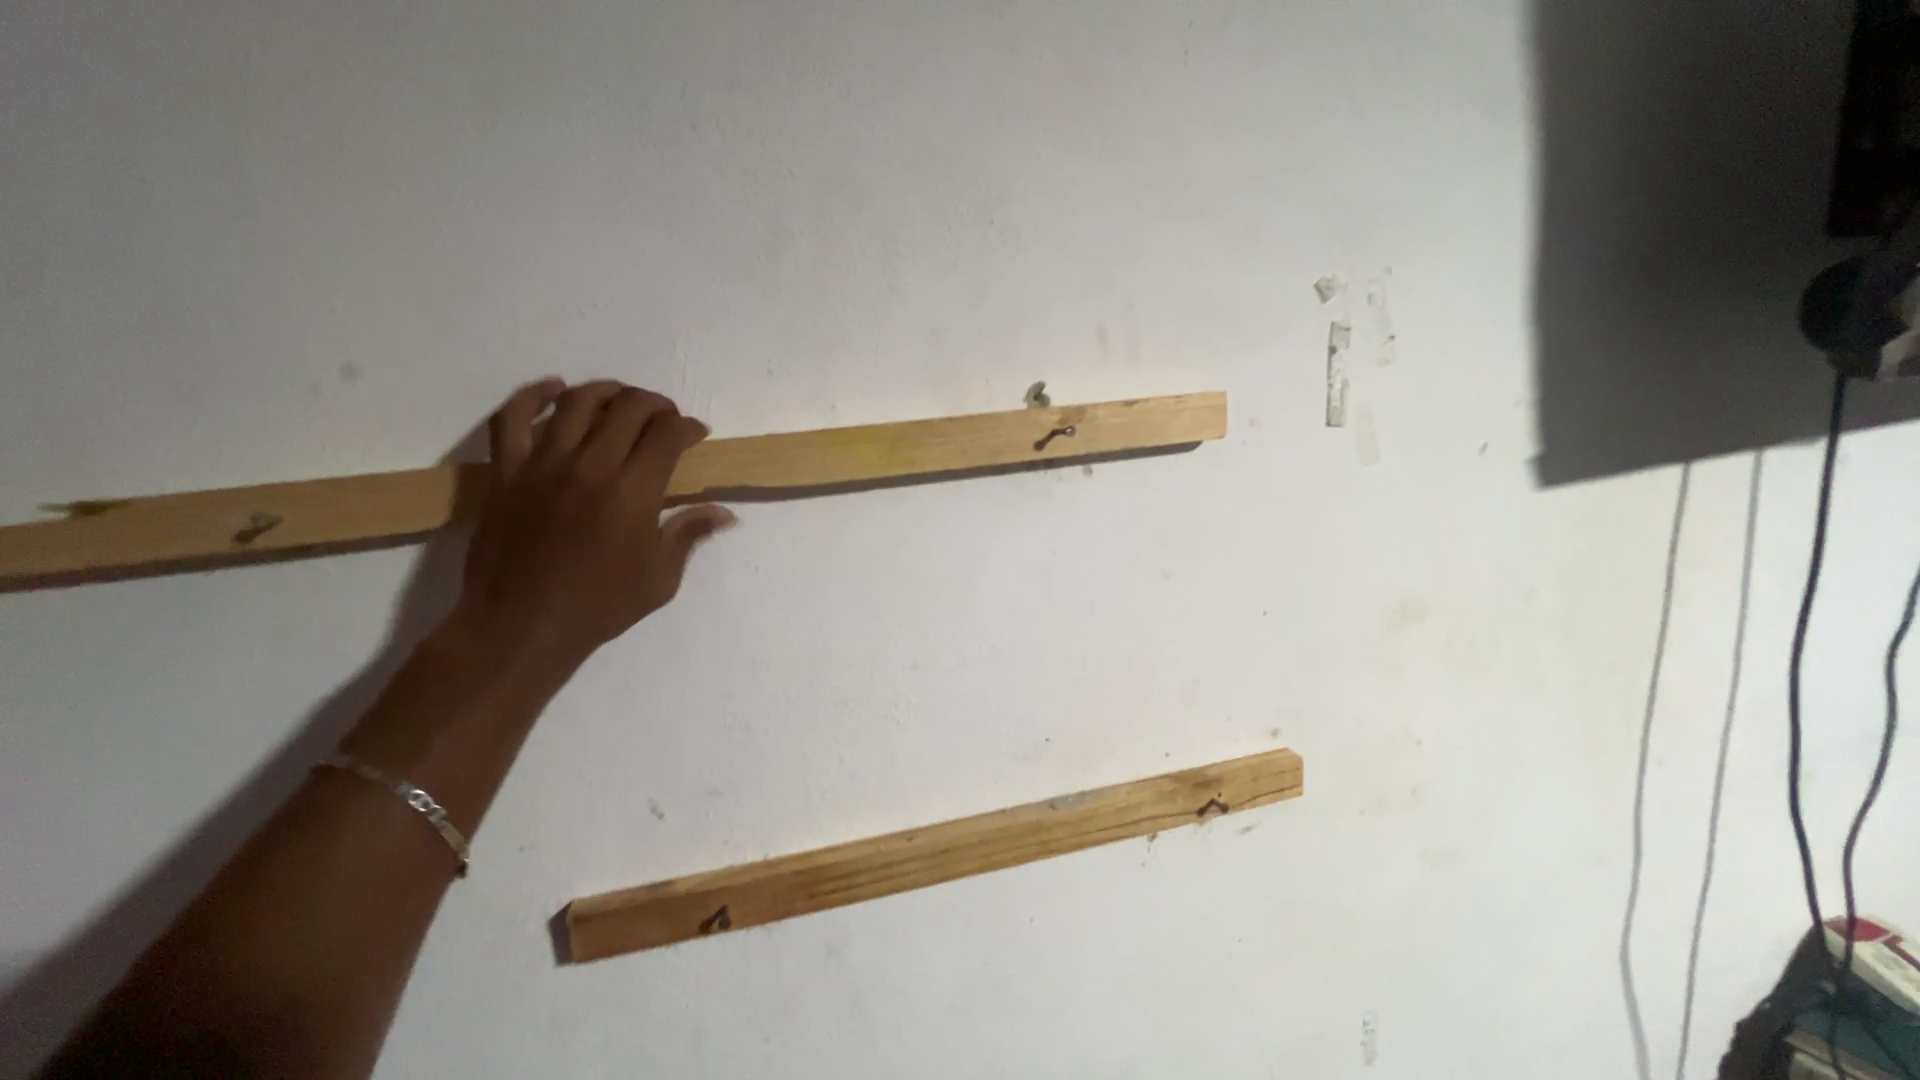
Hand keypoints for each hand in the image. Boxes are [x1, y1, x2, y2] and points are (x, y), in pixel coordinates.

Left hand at [448, 379, 735, 671]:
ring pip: (577, 401)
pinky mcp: (507, 470)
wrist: (521, 626)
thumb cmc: (598, 607)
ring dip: (608, 391)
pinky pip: (513, 417)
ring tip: (621, 400)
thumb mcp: (659, 579)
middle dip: (657, 404)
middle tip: (665, 418)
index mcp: (633, 492)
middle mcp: (591, 465)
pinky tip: (555, 390)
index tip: (696, 435)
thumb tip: (724, 512)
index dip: (688, 427)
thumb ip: (688, 535)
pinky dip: (534, 395)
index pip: (668, 434)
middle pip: (629, 407)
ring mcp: (544, 463)